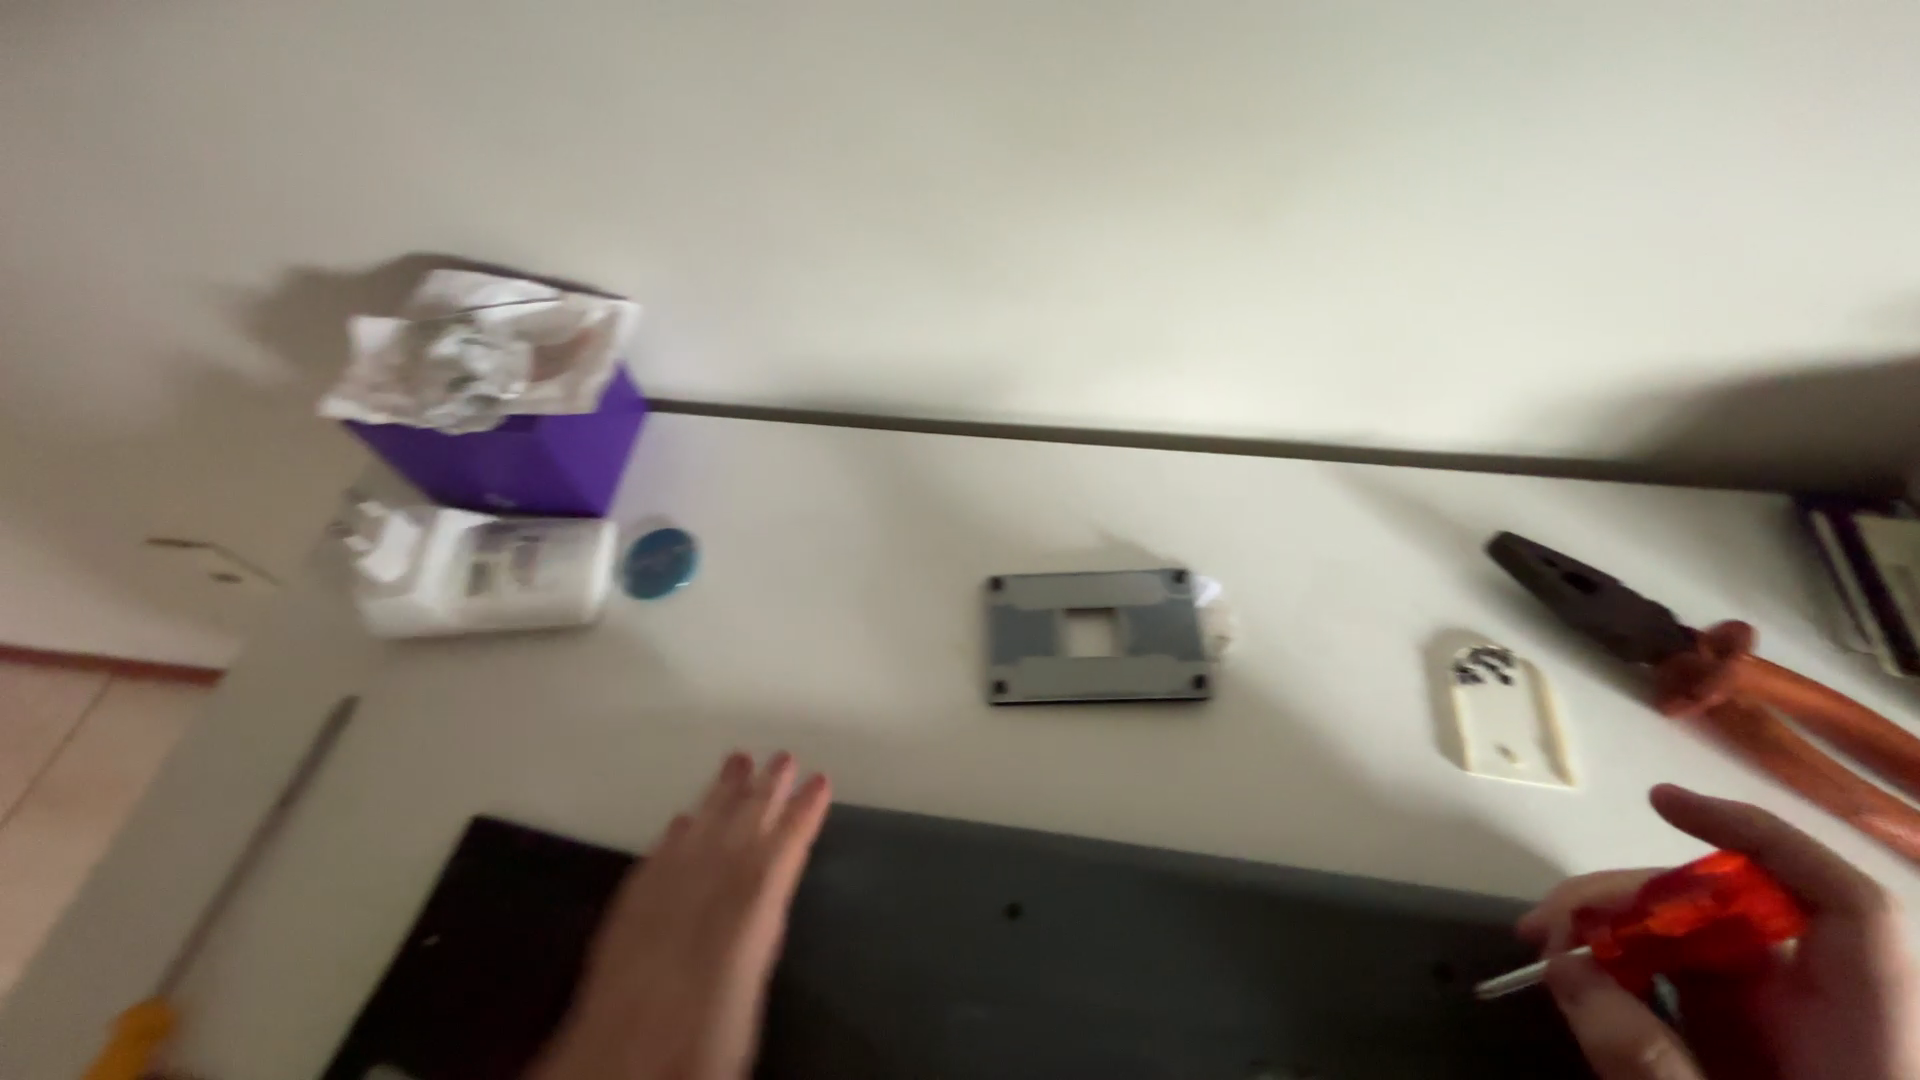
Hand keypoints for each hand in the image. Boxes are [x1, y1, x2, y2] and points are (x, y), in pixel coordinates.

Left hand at [528, 752, 831, 1079]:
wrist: (620, 1060)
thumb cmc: (705, 1035)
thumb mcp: (755, 979)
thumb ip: (760, 925)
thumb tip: (766, 893)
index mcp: (753, 898)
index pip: (787, 839)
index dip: (805, 809)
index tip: (820, 780)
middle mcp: (713, 878)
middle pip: (744, 820)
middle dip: (766, 786)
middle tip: (783, 756)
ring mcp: (668, 883)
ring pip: (703, 822)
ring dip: (723, 791)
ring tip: (738, 761)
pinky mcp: (634, 899)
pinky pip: (662, 849)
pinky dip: (678, 830)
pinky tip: (685, 817)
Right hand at [1518, 784, 1918, 1079]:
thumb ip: (1648, 1063)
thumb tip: (1565, 971)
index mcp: (1867, 1031)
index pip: (1841, 904)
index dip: (1758, 837)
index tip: (1661, 805)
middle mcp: (1826, 1011)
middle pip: (1729, 910)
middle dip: (1628, 897)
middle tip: (1547, 924)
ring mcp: (1780, 1026)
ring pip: (1691, 936)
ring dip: (1610, 927)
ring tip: (1542, 949)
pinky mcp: (1740, 1041)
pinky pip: (1674, 976)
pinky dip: (1618, 965)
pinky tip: (1572, 976)